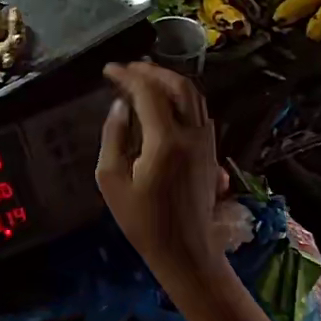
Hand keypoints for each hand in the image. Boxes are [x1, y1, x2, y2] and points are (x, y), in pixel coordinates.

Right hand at [97, 62, 227, 286]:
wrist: (185, 250)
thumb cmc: (142, 221)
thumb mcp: (111, 181)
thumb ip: (113, 137)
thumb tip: (119, 107)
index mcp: (166, 140)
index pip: (149, 92)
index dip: (128, 76)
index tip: (109, 71)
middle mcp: (192, 134)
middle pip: (179, 85)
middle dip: (152, 71)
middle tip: (128, 70)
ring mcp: (206, 141)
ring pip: (193, 96)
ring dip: (169, 81)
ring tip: (144, 79)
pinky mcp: (211, 150)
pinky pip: (199, 111)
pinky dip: (181, 97)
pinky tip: (163, 103)